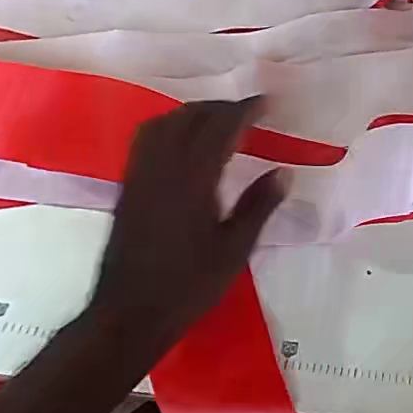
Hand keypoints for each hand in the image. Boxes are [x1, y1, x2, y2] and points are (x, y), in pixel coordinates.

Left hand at [83, 98, 286, 358]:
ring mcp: (139, 174)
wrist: (132, 310)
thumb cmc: (191, 283)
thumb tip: (284, 171)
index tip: (267, 102)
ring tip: (217, 120)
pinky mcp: (128, 186)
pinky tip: (184, 143)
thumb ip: (259, 205)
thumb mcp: (235, 248)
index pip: (220, 127)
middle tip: (248, 112)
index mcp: (192, 178)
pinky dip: (170, 127)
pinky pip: (147, 139)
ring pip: (163, 124)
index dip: (244, 110)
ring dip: (192, 113)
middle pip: (189, 117)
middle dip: (220, 107)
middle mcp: (161, 166)